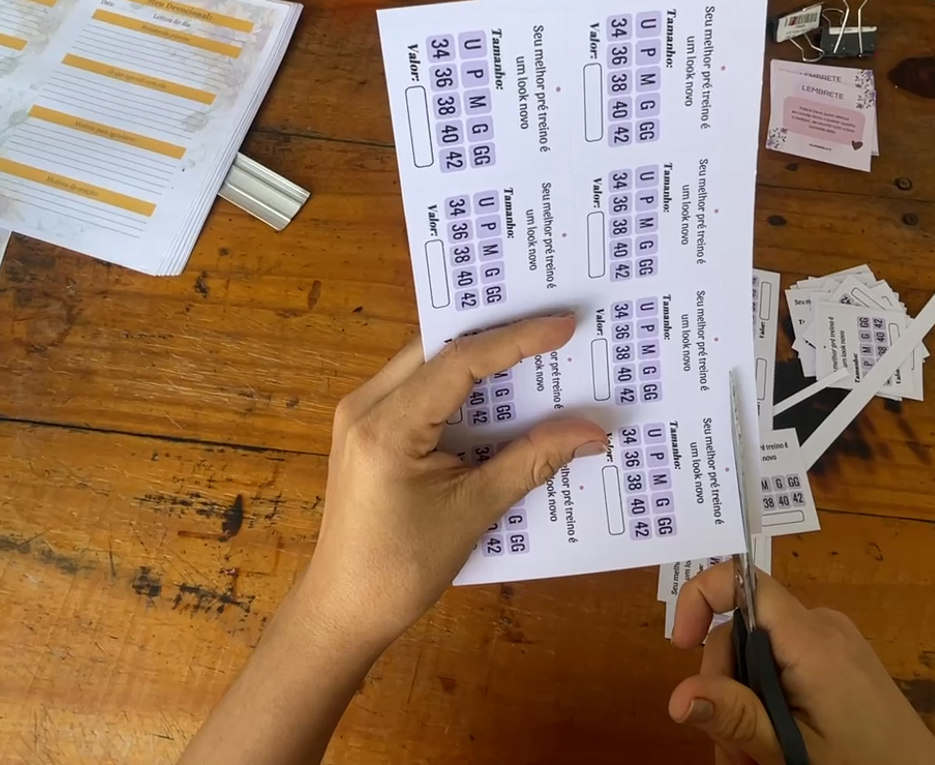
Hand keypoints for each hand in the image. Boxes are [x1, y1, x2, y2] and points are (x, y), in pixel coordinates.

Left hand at [293, 313, 607, 653]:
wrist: (342, 610)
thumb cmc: (403, 568)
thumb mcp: (473, 510)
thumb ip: (532, 460)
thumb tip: (592, 432)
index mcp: (387, 425)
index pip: (460, 362)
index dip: (515, 339)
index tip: (563, 325)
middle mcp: (365, 404)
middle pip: (438, 348)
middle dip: (495, 333)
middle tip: (548, 326)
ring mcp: (359, 412)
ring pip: (425, 360)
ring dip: (475, 353)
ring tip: (527, 345)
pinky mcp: (364, 425)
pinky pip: (415, 383)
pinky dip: (455, 378)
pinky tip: (490, 385)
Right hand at [668, 562, 934, 764]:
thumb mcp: (794, 752)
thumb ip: (737, 717)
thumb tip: (675, 696)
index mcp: (812, 637)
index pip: (743, 579)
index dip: (701, 597)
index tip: (681, 646)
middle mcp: (822, 625)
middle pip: (744, 630)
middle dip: (724, 684)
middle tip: (729, 748)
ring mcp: (835, 642)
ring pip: (760, 653)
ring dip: (744, 702)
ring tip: (752, 759)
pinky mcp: (843, 661)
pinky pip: (786, 664)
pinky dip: (769, 699)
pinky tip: (774, 744)